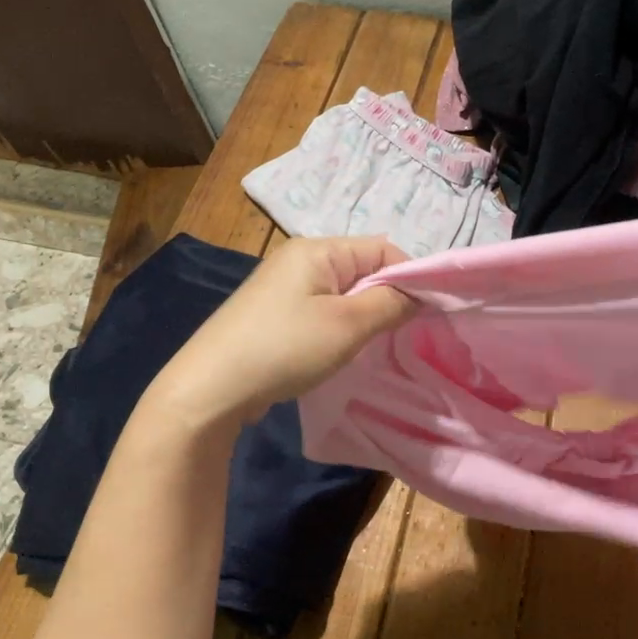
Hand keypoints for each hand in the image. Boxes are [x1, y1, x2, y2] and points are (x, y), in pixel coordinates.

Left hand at [146, 237, 416, 423]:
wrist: (209, 389)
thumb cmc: (285, 348)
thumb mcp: (348, 325)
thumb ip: (392, 303)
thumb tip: (422, 293)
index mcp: (319, 249)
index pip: (384, 249)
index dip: (411, 276)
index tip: (428, 312)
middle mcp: (301, 258)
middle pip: (365, 268)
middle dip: (388, 297)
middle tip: (402, 333)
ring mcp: (284, 287)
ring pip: (345, 292)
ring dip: (365, 315)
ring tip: (373, 345)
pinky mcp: (274, 314)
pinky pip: (323, 309)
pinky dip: (340, 326)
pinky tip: (340, 351)